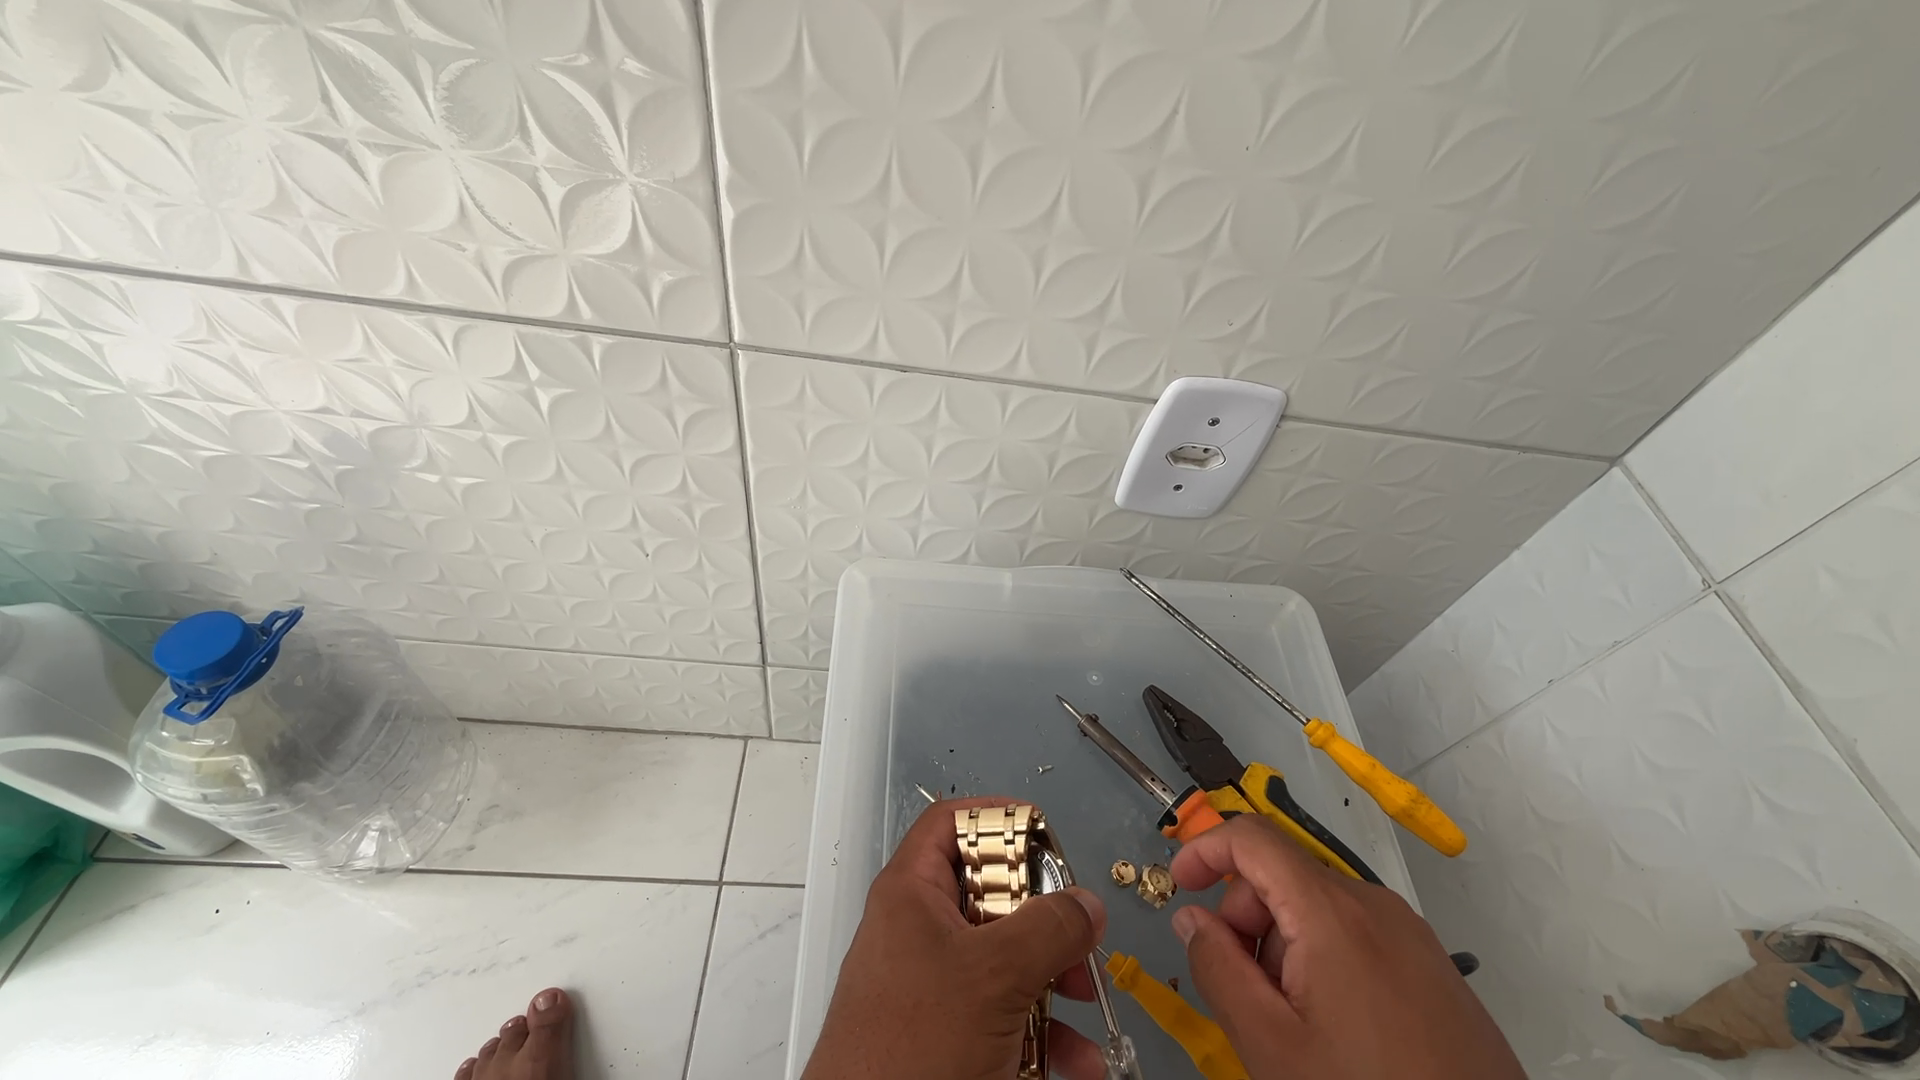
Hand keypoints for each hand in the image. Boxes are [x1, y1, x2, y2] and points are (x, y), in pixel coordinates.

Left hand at [802, 798, 1110, 1079]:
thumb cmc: (918, 1043)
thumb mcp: (994, 976)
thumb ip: (1048, 929)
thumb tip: (1087, 903)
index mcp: (913, 892)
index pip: (953, 823)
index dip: (999, 818)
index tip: (1048, 840)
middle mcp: (920, 929)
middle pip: (991, 893)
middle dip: (1044, 918)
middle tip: (1079, 937)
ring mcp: (932, 984)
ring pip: (1004, 959)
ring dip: (1052, 981)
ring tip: (1085, 1002)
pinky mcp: (945, 1033)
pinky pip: (1001, 1012)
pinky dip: (1040, 1030)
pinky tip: (1074, 1060)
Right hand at [1169, 815, 1523, 1079]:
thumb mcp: (1270, 1043)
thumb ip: (1217, 968)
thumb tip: (1192, 917)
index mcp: (1331, 911)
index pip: (1253, 839)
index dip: (1205, 849)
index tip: (1179, 886)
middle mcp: (1373, 903)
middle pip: (1282, 874)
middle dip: (1244, 916)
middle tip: (1241, 985)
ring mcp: (1408, 931)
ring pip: (1315, 905)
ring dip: (1280, 942)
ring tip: (1290, 1018)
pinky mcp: (1429, 961)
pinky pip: (1353, 930)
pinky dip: (1318, 954)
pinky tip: (1329, 1021)